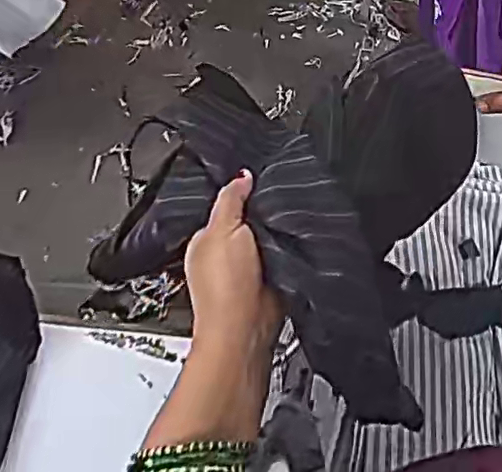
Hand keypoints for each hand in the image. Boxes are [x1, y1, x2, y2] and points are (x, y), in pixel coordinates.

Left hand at [184, 171, 281, 349]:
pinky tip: (294, 235)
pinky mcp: (272, 273)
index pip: (227, 203)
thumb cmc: (224, 287)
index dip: (242, 189)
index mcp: (207, 239)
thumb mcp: (222, 230)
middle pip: (250, 216)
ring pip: (269, 231)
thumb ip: (231, 200)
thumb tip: (242, 176)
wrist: (246, 327)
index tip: (259, 174)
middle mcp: (227, 251)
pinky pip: (284, 247)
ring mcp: (250, 263)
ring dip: (279, 225)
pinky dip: (290, 241)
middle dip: (264, 207)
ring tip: (287, 215)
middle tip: (277, 196)